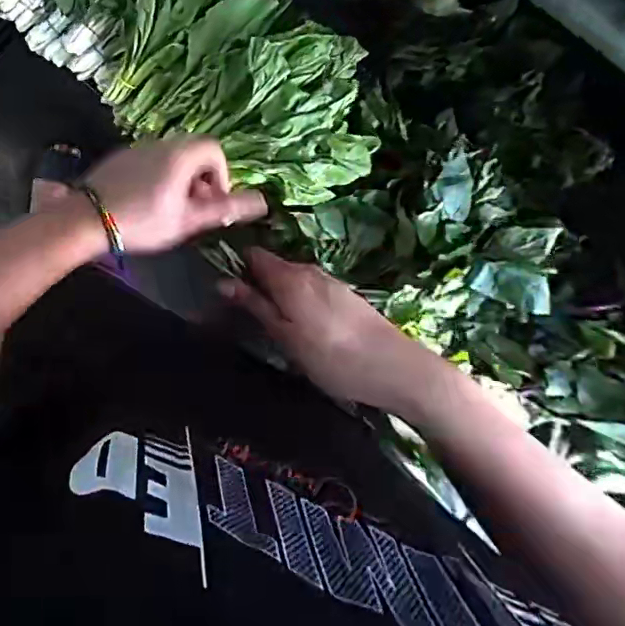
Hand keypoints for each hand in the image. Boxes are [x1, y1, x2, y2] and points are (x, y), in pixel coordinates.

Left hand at [81, 136, 267, 252]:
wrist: (85, 218)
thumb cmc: (141, 221)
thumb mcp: (187, 221)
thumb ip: (225, 209)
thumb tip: (263, 202)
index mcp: (179, 154)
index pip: (215, 149)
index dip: (221, 176)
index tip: (210, 201)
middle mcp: (159, 143)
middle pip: (193, 151)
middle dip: (200, 178)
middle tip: (192, 207)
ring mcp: (135, 148)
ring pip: (169, 156)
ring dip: (178, 178)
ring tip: (168, 208)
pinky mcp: (118, 157)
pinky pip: (148, 160)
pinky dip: (156, 175)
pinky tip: (143, 202)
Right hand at [221, 248, 461, 420]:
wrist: (401, 371)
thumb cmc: (333, 357)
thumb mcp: (285, 336)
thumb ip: (254, 306)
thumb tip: (222, 281)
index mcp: (288, 276)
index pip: (252, 254)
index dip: (235, 267)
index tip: (226, 290)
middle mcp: (308, 270)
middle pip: (272, 266)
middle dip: (256, 283)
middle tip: (247, 315)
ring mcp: (330, 282)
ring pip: (292, 280)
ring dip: (278, 295)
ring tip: (275, 325)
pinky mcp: (346, 296)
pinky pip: (310, 290)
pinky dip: (299, 302)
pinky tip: (305, 328)